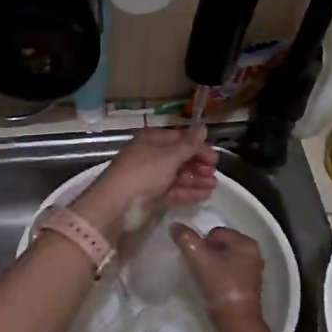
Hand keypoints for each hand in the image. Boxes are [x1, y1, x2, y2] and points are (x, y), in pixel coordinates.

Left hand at [72, 127, 217, 237]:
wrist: (116, 204)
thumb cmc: (143, 173)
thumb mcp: (169, 156)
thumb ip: (189, 145)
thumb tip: (203, 128)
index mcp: (151, 140)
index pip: (179, 139)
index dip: (198, 146)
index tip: (215, 158)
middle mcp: (150, 156)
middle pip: (179, 158)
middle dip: (197, 165)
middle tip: (214, 173)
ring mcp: (150, 177)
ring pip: (177, 175)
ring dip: (196, 179)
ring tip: (213, 186)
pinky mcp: (150, 196)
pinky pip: (172, 190)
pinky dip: (188, 192)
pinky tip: (204, 195)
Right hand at [171, 223, 264, 322]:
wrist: (236, 319)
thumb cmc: (220, 284)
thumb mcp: (198, 258)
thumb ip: (185, 238)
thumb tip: (174, 225)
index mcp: (246, 242)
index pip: (216, 232)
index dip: (201, 243)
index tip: (196, 258)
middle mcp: (253, 252)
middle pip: (221, 245)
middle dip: (207, 253)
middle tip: (198, 267)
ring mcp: (253, 270)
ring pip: (225, 259)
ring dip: (212, 264)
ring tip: (204, 277)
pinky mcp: (249, 285)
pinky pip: (230, 271)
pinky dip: (220, 275)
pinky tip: (213, 285)